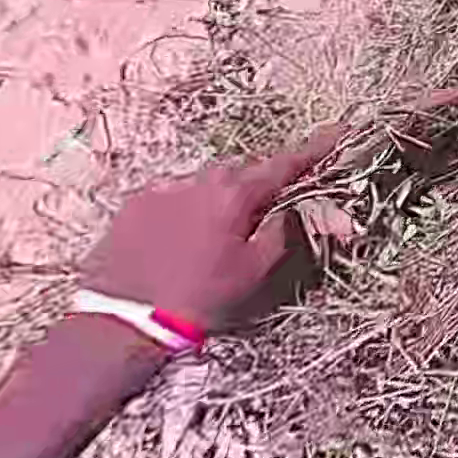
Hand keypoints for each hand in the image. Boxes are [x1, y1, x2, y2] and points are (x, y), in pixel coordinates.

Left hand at [80, 127, 342, 328]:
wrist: (116, 326)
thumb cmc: (198, 300)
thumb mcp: (254, 271)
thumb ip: (284, 232)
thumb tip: (299, 208)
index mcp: (237, 194)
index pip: (288, 163)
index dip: (318, 147)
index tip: (341, 130)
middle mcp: (202, 179)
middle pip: (247, 169)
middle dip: (263, 181)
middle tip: (271, 206)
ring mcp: (165, 188)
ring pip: (211, 179)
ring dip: (225, 194)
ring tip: (221, 229)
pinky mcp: (136, 202)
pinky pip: (177, 191)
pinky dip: (191, 204)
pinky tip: (183, 235)